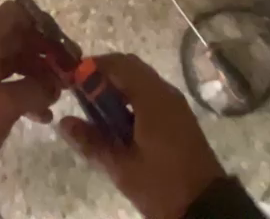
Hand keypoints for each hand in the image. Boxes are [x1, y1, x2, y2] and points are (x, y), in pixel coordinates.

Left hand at [0, 1, 60, 181]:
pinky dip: (29, 93)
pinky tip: (45, 115)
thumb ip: (36, 89)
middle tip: (69, 70)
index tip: (59, 43)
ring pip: (19, 61)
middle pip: (21, 37)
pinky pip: (12, 83)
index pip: (14, 13)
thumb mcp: (7, 104)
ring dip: (41, 74)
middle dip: (47, 52)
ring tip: (61, 93)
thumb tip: (56, 85)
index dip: (38, 22)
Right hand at [57, 53, 225, 218]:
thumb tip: (64, 123)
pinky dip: (132, 97)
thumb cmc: (161, 184)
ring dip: (118, 86)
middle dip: (105, 75)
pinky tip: (119, 122)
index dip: (94, 66)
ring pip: (141, 79)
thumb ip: (92, 142)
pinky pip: (151, 92)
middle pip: (130, 67)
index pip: (119, 64)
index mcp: (152, 98)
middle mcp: (165, 91)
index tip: (72, 80)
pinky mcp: (179, 114)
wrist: (205, 207)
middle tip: (83, 96)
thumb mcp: (122, 167)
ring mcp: (174, 102)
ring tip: (97, 111)